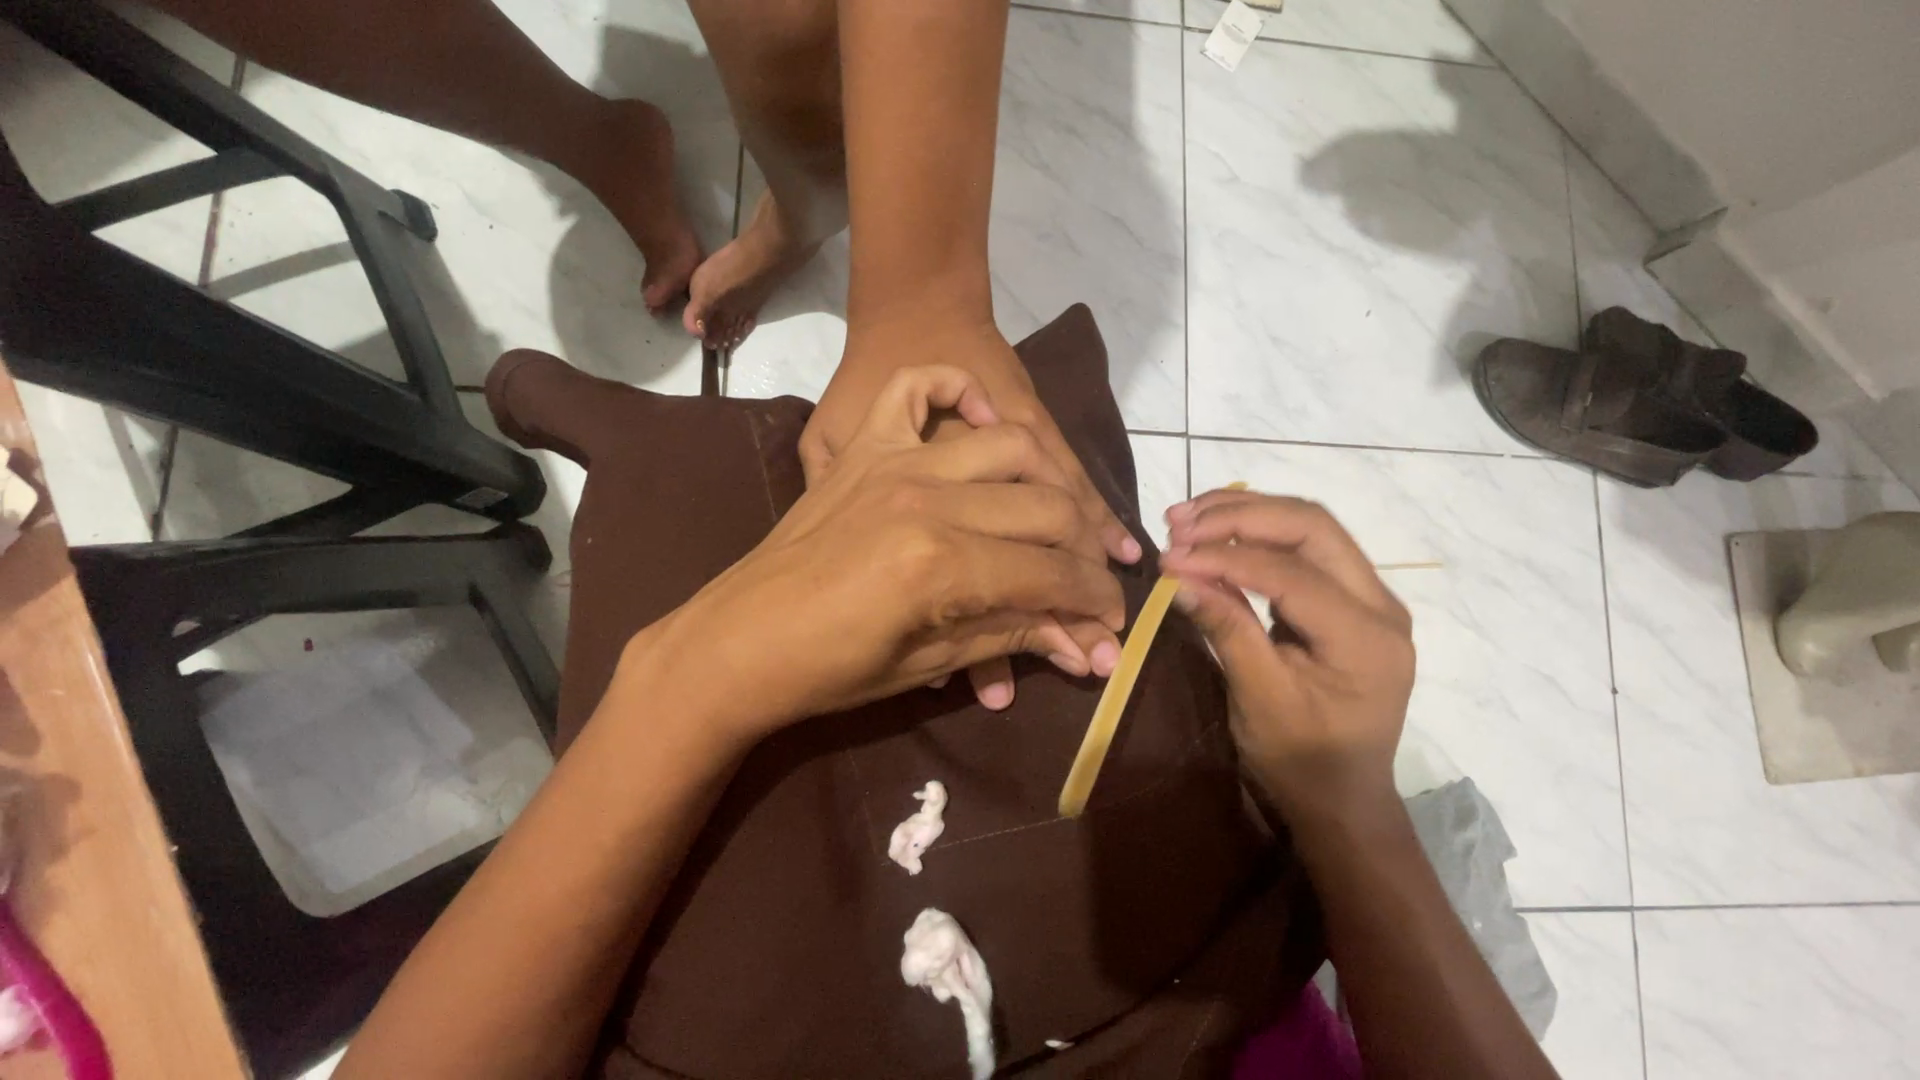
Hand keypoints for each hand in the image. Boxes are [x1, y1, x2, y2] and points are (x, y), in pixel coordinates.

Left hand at [801, 318, 1141, 706]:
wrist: (736, 638)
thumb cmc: (826, 669)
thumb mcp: (923, 665)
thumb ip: (1009, 637)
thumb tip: (1086, 646)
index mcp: (939, 566)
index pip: (1051, 574)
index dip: (1094, 601)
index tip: (1114, 625)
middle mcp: (928, 500)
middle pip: (1047, 509)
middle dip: (1089, 552)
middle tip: (1097, 584)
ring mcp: (895, 461)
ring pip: (1011, 446)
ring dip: (1054, 481)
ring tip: (1068, 520)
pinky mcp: (867, 444)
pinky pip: (922, 388)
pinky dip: (958, 390)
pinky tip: (986, 422)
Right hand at [1159, 490, 1414, 819]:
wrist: (1340, 797)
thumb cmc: (1300, 759)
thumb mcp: (1259, 700)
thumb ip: (1227, 630)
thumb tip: (1178, 577)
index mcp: (1366, 636)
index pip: (1290, 572)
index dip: (1224, 557)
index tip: (1168, 556)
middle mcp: (1380, 604)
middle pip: (1311, 527)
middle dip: (1240, 515)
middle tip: (1178, 521)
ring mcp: (1371, 599)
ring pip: (1311, 528)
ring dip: (1248, 515)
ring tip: (1188, 517)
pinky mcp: (1351, 601)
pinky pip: (1307, 549)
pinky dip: (1259, 535)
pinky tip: (1217, 536)